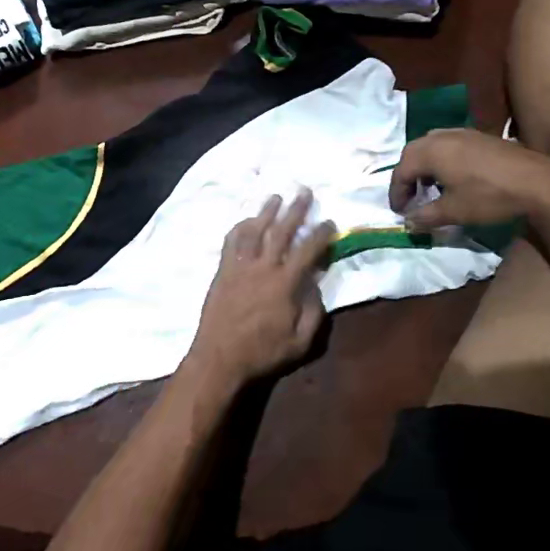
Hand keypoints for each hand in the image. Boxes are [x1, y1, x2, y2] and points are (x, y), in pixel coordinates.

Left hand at [186, 190, 336, 387]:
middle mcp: (263, 268)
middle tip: (305, 192)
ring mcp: (240, 267)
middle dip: (295, 210)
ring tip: (276, 197)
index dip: (321, 234)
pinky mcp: (223, 271)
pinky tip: (246, 221)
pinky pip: (231, 242)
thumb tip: (317, 289)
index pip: (308, 250)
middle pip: (281, 231)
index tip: (330, 222)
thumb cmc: (262, 353)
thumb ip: (313, 313)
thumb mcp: (300, 343)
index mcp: (285, 284)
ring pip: (254, 230)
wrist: (219, 358)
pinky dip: (240, 228)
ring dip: (266, 212)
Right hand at [389, 129, 549, 229]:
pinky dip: (442, 159)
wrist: (537, 182)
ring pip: (432, 145)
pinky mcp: (480, 136)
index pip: (402, 170)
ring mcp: (463, 132)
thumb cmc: (489, 197)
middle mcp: (442, 136)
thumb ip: (425, 216)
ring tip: (430, 187)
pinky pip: (449, 144)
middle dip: (408, 175)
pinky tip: (454, 177)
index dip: (397, 193)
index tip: (399, 211)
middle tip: (410, 197)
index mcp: (430, 152)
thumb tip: (408, 223)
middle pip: (413, 152)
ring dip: (424, 165)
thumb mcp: (453, 212)